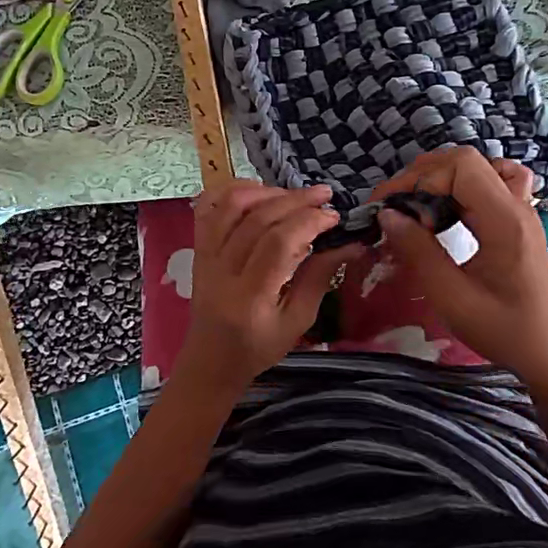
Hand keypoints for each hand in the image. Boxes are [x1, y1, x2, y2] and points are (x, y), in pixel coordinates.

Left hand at [182, 180, 363, 389]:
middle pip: (256, 221)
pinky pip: (207, 207)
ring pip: (230, 208)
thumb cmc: (258, 346)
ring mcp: (205, 255)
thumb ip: (318, 278)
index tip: (333, 217)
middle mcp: (223, 271)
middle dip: (294, 201)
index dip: (307, 222)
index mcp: (250, 297)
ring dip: (265, 192)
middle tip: (324, 196)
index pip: (278, 244)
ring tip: (293, 194)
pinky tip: (256, 191)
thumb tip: (349, 244)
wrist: (211, 356)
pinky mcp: (197, 247)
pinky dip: (230, 191)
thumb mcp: (297, 322)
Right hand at [370, 148, 547, 382]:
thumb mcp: (449, 294)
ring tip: (416, 204)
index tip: (393, 210)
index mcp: (505, 221)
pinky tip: (444, 210)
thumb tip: (386, 214)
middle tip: (395, 207)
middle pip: (466, 160)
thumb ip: (417, 250)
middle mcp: (516, 207)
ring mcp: (519, 212)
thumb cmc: (499, 328)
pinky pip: (489, 182)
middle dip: (422, 176)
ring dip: (439, 178)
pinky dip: (460, 186)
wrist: (545, 352)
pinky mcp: (514, 221)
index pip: (461, 166)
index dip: (420, 179)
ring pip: (478, 167)